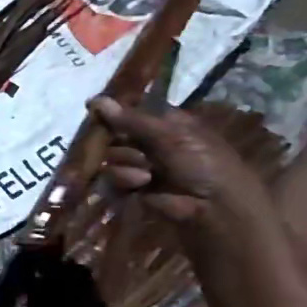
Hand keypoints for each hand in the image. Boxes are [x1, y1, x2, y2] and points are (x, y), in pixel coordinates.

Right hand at [89, 97, 274, 225]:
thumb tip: (94, 100)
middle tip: (139, 150)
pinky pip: (112, 177)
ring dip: (127, 163)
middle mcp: (149, 141)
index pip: (129, 110)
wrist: (213, 206)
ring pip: (111, 156)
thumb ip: (131, 119)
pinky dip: (124, 179)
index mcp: (163, 123)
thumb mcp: (170, 134)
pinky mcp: (132, 187)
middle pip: (115, 133)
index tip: (94, 110)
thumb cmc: (201, 162)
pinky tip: (141, 184)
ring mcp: (140, 164)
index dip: (113, 111)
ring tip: (147, 174)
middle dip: (122, 141)